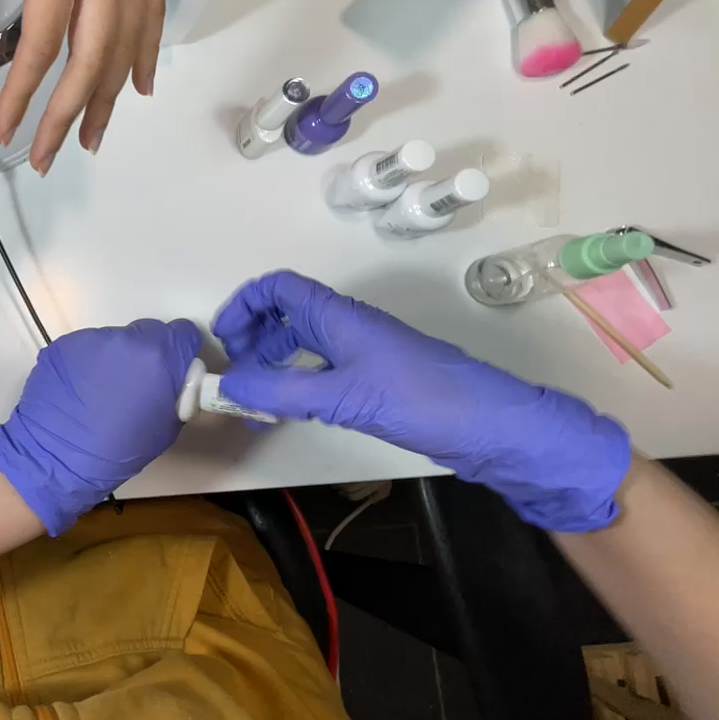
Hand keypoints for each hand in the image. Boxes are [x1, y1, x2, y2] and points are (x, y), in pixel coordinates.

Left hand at [0, 0, 164, 172]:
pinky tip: (135, 88)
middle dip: (66, 116)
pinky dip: (145, 56)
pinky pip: (154, 13)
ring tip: (89, 141)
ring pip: (126, 46)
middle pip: (90, 58)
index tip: (4, 129)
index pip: (42, 41)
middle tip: (46, 158)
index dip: (22, 94)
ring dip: (106, 101)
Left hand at [0, 319, 200, 534]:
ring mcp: (89, 339)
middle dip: (147, 353)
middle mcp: (124, 339)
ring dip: (114, 358)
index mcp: (157, 357)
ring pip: (114, 340)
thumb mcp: (166, 426)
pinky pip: (85, 349)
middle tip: (136, 382)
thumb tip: (173, 379)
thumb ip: (175, 392)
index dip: (181, 349)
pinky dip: (86, 363)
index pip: (183, 332)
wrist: (56, 456)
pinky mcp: (61, 345)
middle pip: (147, 332)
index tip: (174, 366)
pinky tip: (78, 390)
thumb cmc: (119, 450)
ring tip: (100, 391)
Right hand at [212, 271, 631, 532]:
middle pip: (283, 314)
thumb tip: (227, 386)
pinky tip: (283, 409)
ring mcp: (359, 353)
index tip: (223, 339)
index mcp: (338, 317)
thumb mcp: (344, 397)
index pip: (279, 289)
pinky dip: (290, 383)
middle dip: (250, 337)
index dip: (245, 304)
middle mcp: (345, 328)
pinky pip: (315, 370)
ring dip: (268, 363)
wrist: (495, 430)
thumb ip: (280, 391)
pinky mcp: (369, 379)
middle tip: (233, 374)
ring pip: (298, 344)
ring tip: (250, 397)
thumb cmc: (421, 400)